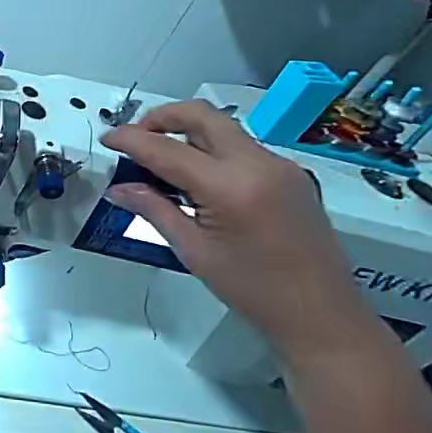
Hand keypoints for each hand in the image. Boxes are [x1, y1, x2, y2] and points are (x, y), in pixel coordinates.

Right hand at [100, 101, 385, 362]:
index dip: (131, 140)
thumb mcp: (194, 251)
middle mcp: (259, 164)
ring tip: (161, 161)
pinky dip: (212, 150)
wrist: (323, 317)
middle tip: (135, 138)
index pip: (167, 149)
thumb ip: (154, 210)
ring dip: (187, 133)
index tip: (108, 139)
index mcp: (231, 186)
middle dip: (161, 117)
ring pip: (223, 128)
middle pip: (201, 115)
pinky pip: (242, 147)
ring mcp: (280, 166)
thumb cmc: (253, 291)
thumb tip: (119, 189)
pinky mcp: (291, 174)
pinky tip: (197, 179)